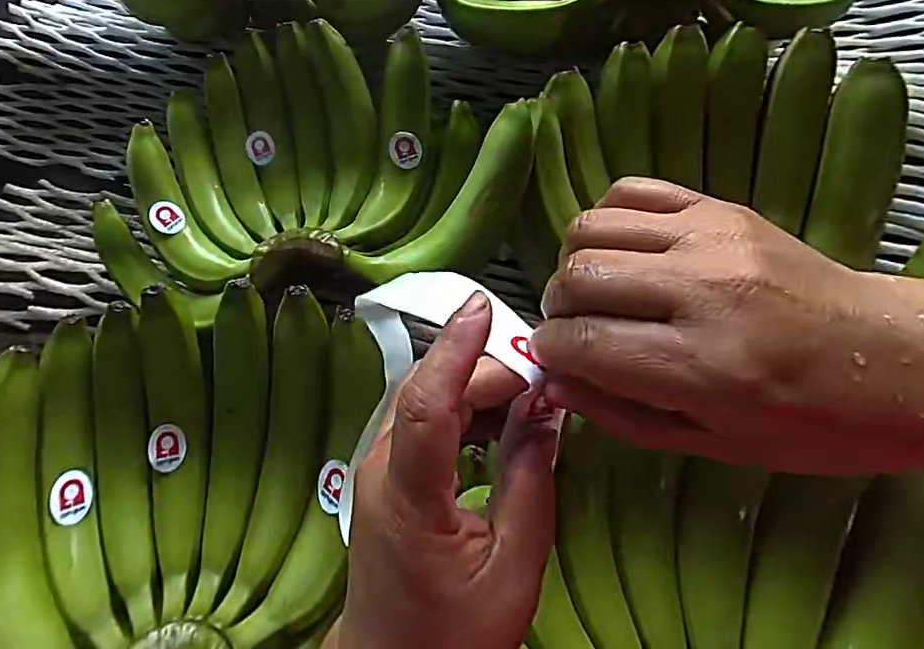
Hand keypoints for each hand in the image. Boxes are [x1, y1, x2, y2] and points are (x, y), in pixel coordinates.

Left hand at [329, 293, 558, 648]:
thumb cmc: (449, 635)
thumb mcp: (510, 573)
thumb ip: (528, 487)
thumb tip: (545, 416)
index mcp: (408, 493)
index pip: (426, 402)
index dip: (454, 348)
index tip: (481, 307)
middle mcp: (381, 463)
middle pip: (431, 392)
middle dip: (486, 371)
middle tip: (542, 375)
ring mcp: (378, 461)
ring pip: (427, 400)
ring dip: (476, 388)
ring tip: (529, 393)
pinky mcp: (386, 467)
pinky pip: (425, 420)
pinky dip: (463, 409)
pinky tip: (499, 418)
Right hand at [533, 177, 923, 475]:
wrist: (910, 358)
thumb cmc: (818, 422)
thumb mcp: (718, 444)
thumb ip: (622, 415)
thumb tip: (550, 378)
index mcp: (708, 366)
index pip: (582, 342)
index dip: (551, 350)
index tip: (555, 355)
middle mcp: (704, 292)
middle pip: (576, 278)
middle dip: (556, 306)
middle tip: (574, 323)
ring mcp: (711, 238)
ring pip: (589, 229)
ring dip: (574, 262)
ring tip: (595, 286)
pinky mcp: (719, 206)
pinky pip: (627, 190)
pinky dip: (606, 219)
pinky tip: (623, 248)